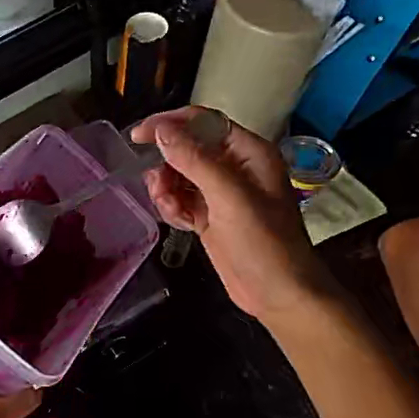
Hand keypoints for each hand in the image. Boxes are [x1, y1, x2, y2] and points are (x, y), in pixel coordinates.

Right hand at [129, 107, 332, 320]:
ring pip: (180, 175)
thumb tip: (161, 130)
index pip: (204, 122)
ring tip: (168, 207)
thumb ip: (195, 160)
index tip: (139, 135)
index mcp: (248, 152)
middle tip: (155, 184)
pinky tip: (178, 222)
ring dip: (167, 188)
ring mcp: (221, 193)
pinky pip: (181, 199)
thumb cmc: (263, 242)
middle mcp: (234, 167)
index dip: (171, 124)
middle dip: (167, 163)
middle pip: (187, 148)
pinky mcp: (210, 216)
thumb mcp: (229, 197)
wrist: (279, 295)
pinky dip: (173, 207)